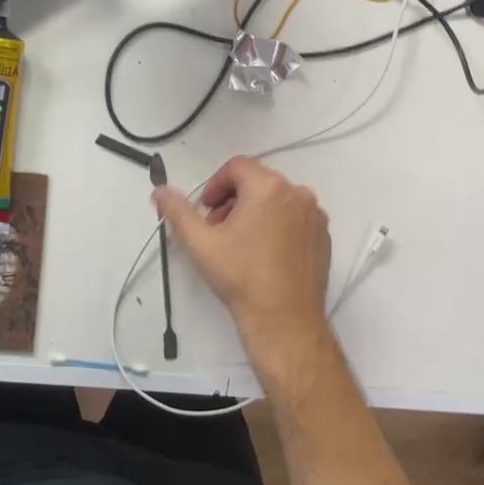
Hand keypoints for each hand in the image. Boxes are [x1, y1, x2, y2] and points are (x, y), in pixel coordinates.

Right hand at [153, 156, 330, 347]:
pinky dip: (278, 225)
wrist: (284, 318)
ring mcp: (314, 215)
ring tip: (240, 242)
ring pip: (278, 199)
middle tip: (218, 227)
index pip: (236, 167)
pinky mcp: (323, 236)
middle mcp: (297, 194)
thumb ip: (177, 211)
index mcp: (268, 188)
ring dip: (255, 211)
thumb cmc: (240, 277)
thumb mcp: (200, 243)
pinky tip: (265, 253)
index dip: (215, 185)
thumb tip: (160, 191)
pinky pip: (296, 218)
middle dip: (233, 199)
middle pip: (258, 181)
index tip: (206, 210)